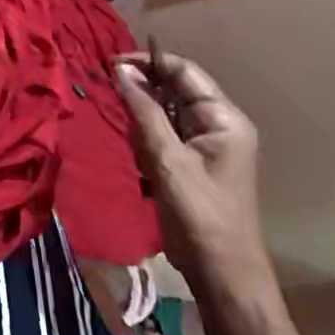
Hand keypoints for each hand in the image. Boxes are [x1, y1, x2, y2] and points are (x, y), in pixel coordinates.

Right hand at [115, 50, 266, 288]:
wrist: (220, 272)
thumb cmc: (199, 212)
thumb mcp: (166, 157)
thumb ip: (142, 108)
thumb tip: (120, 68)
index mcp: (224, 118)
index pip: (183, 70)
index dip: (147, 62)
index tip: (110, 65)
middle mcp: (219, 123)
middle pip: (172, 88)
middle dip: (143, 98)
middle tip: (119, 110)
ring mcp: (207, 142)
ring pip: (163, 110)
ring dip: (143, 124)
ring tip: (140, 152)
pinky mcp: (194, 158)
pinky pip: (164, 131)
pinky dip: (148, 140)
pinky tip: (145, 163)